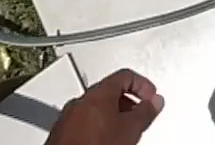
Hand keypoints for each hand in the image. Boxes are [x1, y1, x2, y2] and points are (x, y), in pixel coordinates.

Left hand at [47, 68, 164, 144]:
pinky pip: (82, 123)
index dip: (143, 85)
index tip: (151, 97)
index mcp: (99, 92)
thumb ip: (146, 111)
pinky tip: (103, 140)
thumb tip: (156, 101)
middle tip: (139, 116)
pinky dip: (95, 128)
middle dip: (127, 103)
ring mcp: (67, 117)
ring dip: (111, 117)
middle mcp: (80, 100)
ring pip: (95, 109)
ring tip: (122, 133)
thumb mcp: (131, 129)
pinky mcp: (59, 135)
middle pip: (110, 92)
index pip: (126, 75)